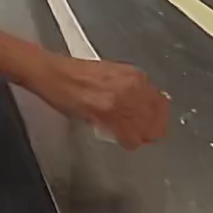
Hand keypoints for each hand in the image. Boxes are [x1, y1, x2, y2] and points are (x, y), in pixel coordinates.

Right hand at [23, 53, 168, 148]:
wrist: (52, 74)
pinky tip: (121, 139)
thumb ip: (127, 86)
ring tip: (132, 136)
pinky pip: (130, 138)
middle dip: (152, 127)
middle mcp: (132, 87)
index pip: (160, 100)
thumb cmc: (72, 72)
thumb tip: (138, 103)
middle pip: (157, 117)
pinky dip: (127, 141)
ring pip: (147, 130)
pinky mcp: (108, 116)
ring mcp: (122, 102)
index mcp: (133, 74)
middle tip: (144, 132)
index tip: (153, 119)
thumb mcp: (108, 71)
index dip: (157, 113)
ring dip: (141, 135)